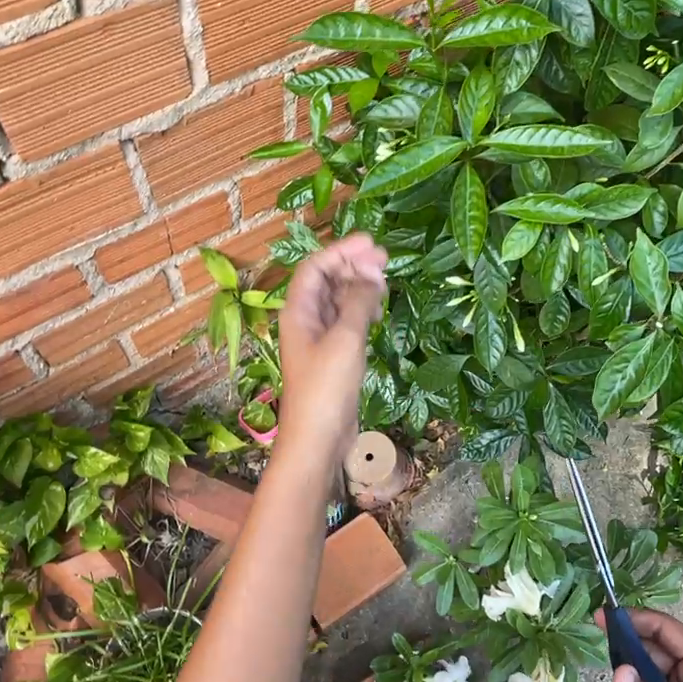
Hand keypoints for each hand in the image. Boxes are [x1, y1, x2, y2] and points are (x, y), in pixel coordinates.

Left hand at [273, 234, 387, 465]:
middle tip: (384, 257)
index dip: (341, 251)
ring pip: (337, 300)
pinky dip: (361, 308)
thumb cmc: (326, 387)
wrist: (318, 438)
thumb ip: (358, 303)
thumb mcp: (345, 339)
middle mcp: (305, 321)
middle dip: (352, 265)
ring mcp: (319, 339)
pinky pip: (346, 321)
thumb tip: (373, 276)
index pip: (316, 267)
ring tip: (385, 278)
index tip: (371, 243)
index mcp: (298, 312)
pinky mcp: (333, 357)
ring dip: (358, 286)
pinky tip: (377, 307)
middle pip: (326, 281)